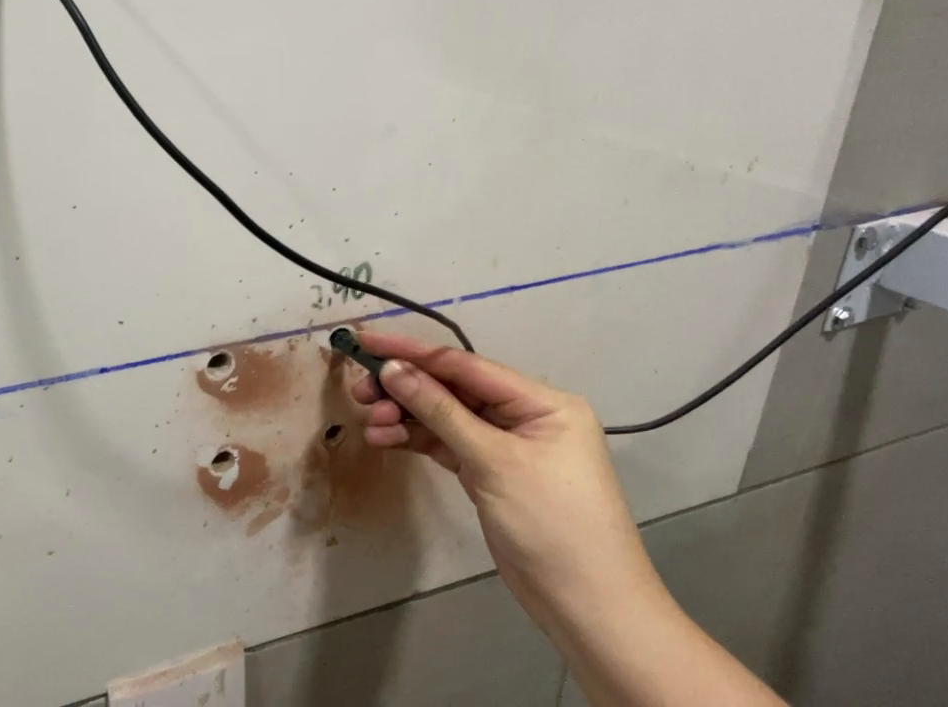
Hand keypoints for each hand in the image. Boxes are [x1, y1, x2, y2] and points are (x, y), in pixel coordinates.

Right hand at [350, 333, 664, 633]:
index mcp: (541, 402)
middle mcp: (524, 415)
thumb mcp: (493, 461)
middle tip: (360, 392)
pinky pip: (445, 443)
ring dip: (405, 416)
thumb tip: (392, 368)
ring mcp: (505, 445)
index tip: (365, 341)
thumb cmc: (551, 523)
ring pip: (444, 416)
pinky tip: (384, 439)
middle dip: (404, 387)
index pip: (465, 365)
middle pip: (451, 388)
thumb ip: (440, 410)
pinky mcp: (489, 472)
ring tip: (369, 423)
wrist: (586, 605)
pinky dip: (415, 440)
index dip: (412, 352)